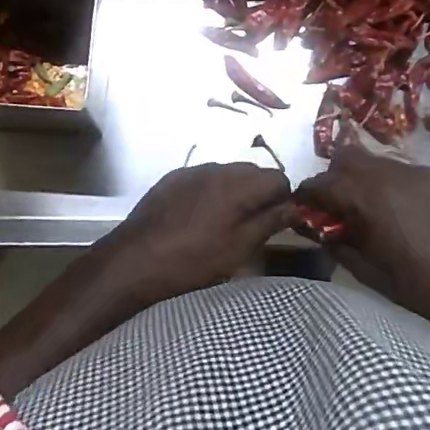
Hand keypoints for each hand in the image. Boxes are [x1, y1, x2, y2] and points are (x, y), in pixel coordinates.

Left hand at [84, 162, 294, 312]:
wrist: (134, 260)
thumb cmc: (193, 260)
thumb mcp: (239, 248)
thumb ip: (270, 222)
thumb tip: (295, 207)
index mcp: (238, 185)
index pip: (278, 178)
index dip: (284, 198)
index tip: (278, 221)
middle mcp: (217, 168)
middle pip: (253, 171)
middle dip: (261, 193)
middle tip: (254, 224)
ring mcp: (192, 170)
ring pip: (228, 172)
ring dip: (236, 190)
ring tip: (226, 221)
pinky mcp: (172, 178)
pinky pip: (203, 177)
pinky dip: (211, 190)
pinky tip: (200, 216)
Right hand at [297, 148, 429, 354]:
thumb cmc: (418, 288)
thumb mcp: (366, 269)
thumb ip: (335, 241)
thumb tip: (312, 225)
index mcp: (369, 199)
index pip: (322, 182)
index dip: (307, 194)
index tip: (303, 207)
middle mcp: (391, 175)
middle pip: (347, 157)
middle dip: (334, 177)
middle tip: (335, 204)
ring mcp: (420, 173)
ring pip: (377, 161)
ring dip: (364, 179)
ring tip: (370, 208)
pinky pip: (405, 171)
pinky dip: (393, 185)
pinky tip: (402, 211)